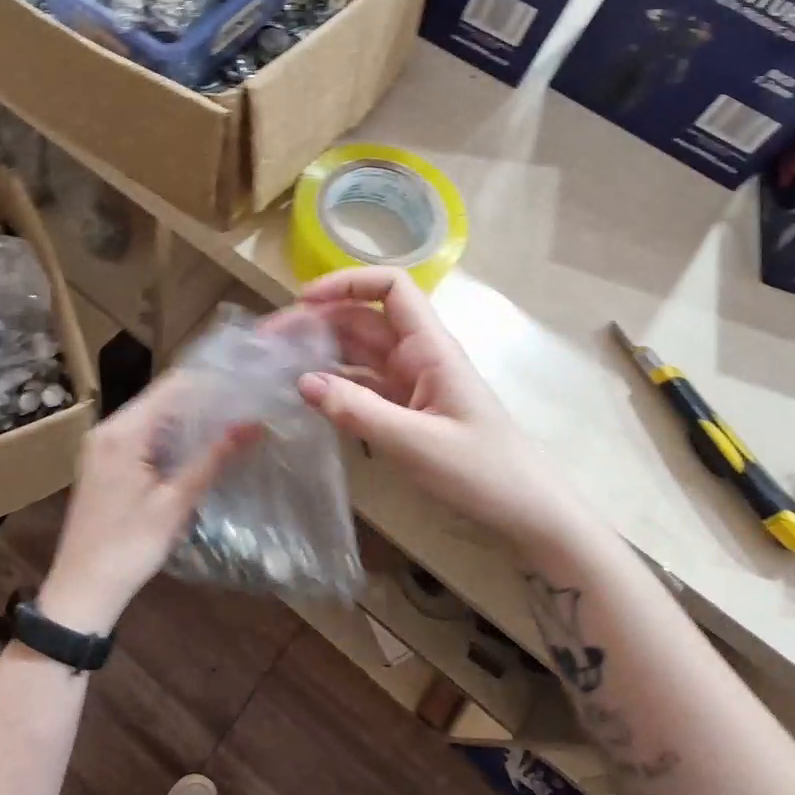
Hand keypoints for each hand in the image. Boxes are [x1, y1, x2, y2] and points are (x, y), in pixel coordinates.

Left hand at [37, 373, 258, 635]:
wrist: (82, 589)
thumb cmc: (129, 547)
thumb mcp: (176, 503)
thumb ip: (213, 458)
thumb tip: (253, 423)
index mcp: (123, 432)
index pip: (173, 385)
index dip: (212, 384)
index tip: (247, 390)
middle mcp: (108, 429)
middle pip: (163, 398)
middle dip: (204, 402)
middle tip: (247, 410)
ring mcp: (103, 445)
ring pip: (154, 416)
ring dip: (190, 421)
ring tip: (232, 427)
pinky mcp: (105, 462)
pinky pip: (143, 435)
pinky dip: (171, 438)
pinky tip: (199, 451)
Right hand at [293, 267, 565, 534]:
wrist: (526, 510)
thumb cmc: (483, 471)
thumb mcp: (417, 444)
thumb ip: (358, 413)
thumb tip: (302, 382)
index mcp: (430, 348)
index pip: (391, 288)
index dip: (346, 283)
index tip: (303, 301)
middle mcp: (418, 356)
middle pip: (362, 319)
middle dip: (316, 321)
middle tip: (268, 343)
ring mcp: (411, 383)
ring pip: (358, 353)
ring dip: (319, 352)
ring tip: (275, 365)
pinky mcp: (406, 411)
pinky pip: (363, 386)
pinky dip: (334, 386)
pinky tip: (305, 396)